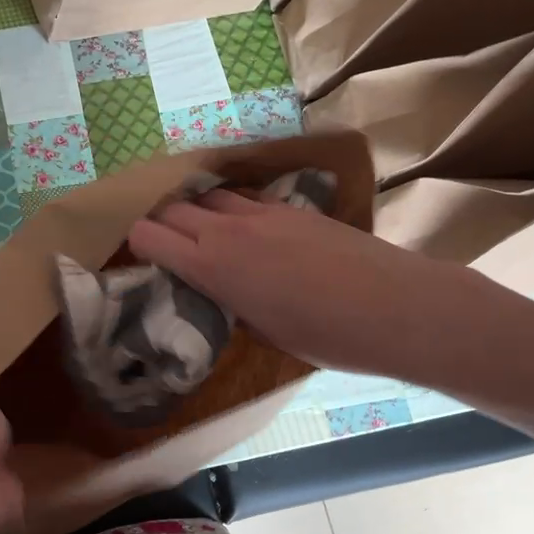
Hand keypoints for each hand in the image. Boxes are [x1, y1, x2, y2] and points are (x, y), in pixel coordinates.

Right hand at [128, 189, 523, 385]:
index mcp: (212, 266)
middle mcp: (227, 229)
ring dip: (194, 210)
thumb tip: (217, 289)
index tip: (136, 257)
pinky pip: (243, 197)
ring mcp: (262, 212)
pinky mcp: (292, 207)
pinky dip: (230, 208)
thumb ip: (229, 301)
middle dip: (157, 221)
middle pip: (170, 207)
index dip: (134, 242)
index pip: (147, 234)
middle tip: (160, 243)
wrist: (399, 308)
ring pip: (206, 196)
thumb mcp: (264, 332)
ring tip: (198, 230)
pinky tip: (243, 227)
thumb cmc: (328, 337)